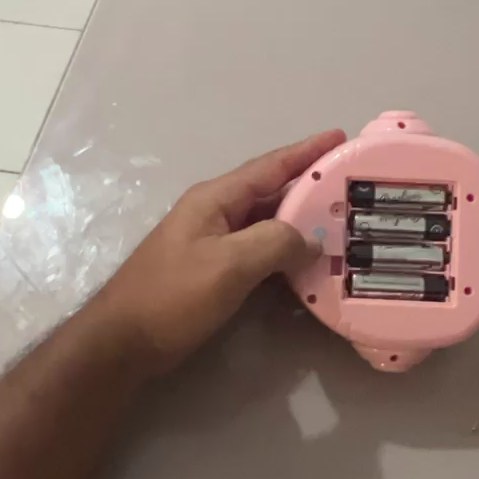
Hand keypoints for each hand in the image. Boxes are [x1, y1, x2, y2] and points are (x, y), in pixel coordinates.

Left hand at [90, 130, 347, 371]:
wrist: (125, 341)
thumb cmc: (172, 296)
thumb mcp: (228, 265)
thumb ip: (274, 243)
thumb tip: (311, 239)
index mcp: (215, 199)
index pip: (269, 167)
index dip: (306, 151)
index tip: (339, 137)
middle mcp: (215, 213)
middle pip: (270, 192)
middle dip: (311, 188)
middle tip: (353, 188)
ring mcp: (212, 242)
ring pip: (266, 224)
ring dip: (300, 223)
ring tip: (341, 224)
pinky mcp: (213, 271)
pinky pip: (258, 252)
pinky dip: (284, 253)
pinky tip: (308, 264)